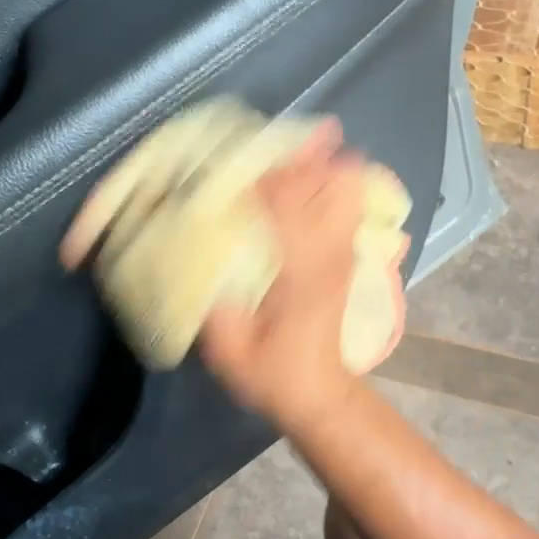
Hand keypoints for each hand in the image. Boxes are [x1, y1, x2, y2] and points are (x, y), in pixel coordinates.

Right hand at [200, 119, 367, 431]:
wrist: (320, 395)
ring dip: (318, 164)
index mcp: (301, 275)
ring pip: (345, 189)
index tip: (235, 164)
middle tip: (269, 144)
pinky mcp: (345, 255)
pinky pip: (346, 203)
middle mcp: (330, 254)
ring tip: (288, 149)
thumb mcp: (231, 350)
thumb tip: (192, 254)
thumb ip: (214, 304)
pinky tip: (306, 172)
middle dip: (302, 158)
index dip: (264, 180)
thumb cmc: (273, 375)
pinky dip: (329, 180)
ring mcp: (344, 253)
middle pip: (330, 186)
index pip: (290, 209)